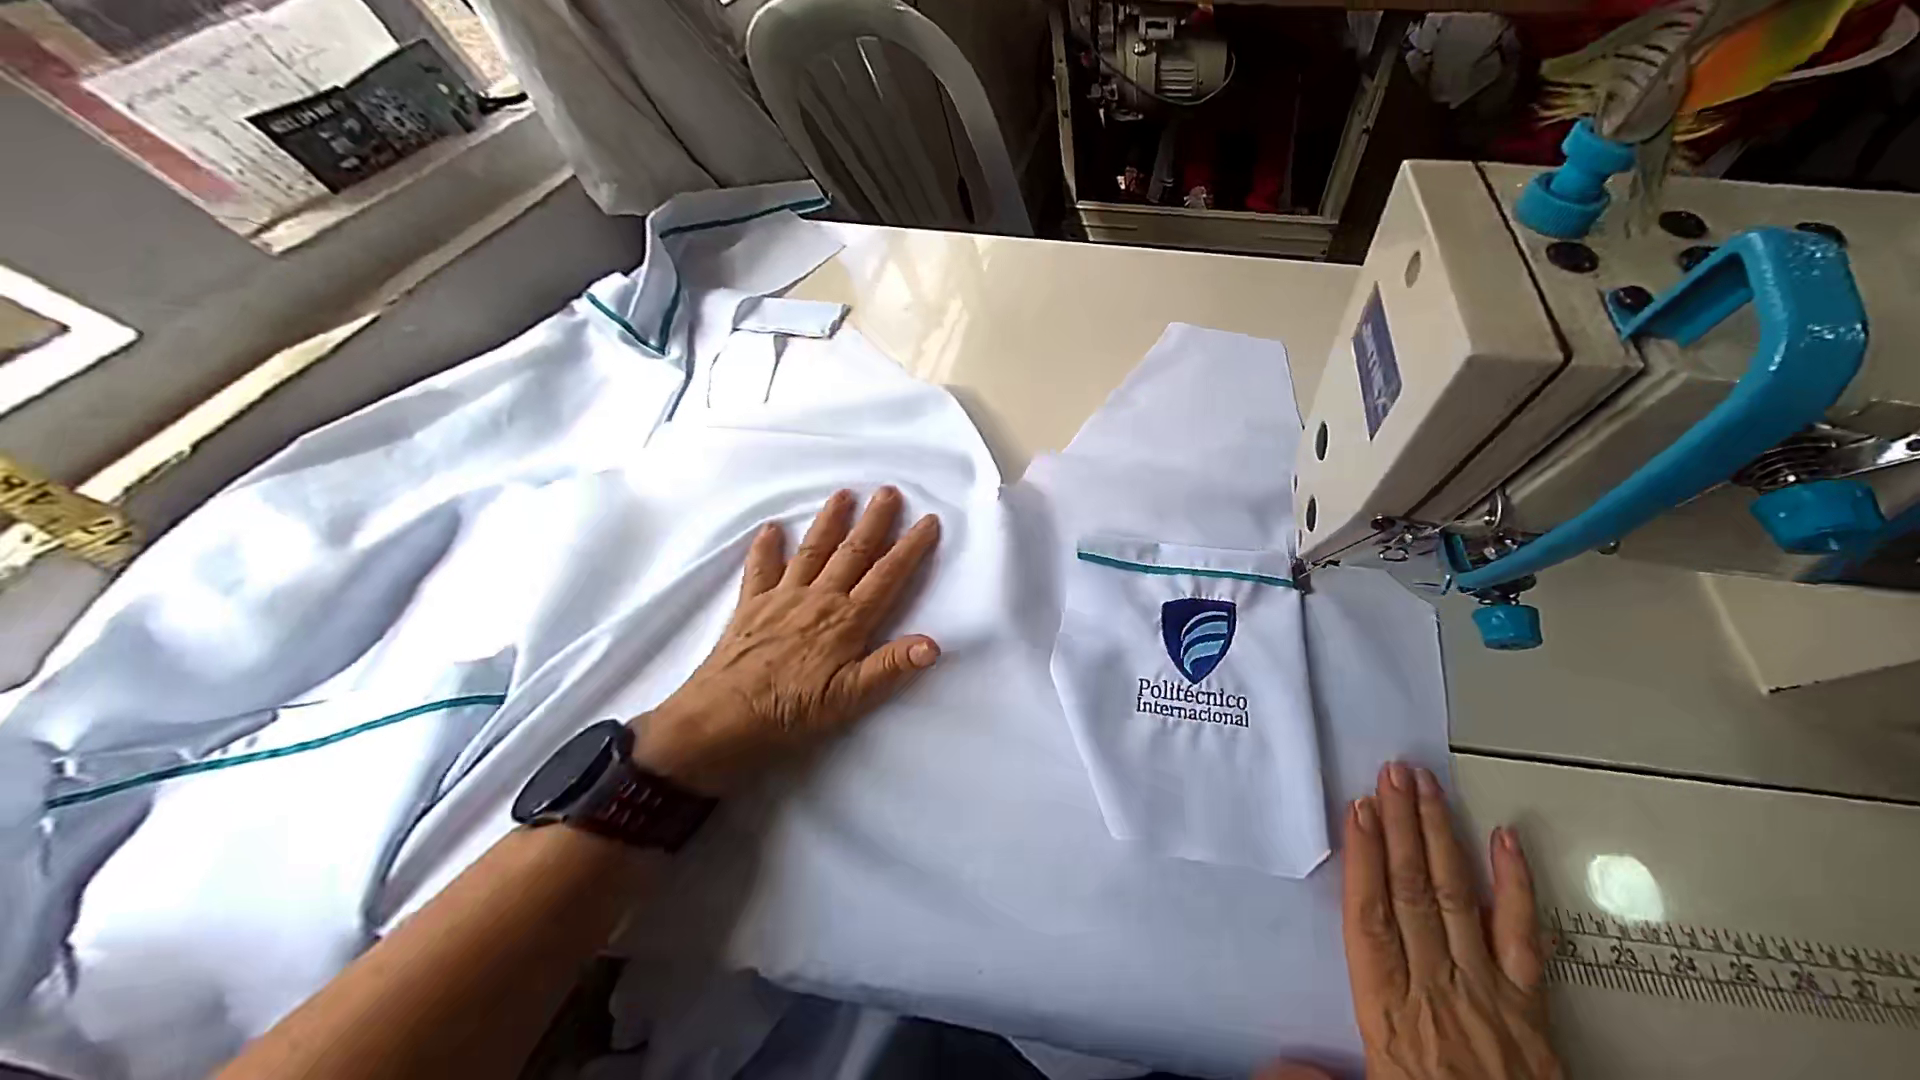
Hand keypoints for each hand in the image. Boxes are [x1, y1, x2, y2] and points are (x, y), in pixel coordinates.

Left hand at [632, 487, 940, 794]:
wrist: (722, 718)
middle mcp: (818, 599)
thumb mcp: (849, 699)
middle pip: (853, 552)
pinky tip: (770, 529)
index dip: (911, 548)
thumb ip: (890, 668)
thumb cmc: (791, 712)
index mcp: (846, 620)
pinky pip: (760, 569)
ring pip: (813, 550)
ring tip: (843, 494)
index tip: (928, 520)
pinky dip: (766, 548)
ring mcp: (782, 598)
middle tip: (889, 491)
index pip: (887, 576)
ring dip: (830, 521)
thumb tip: (932, 644)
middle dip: (874, 521)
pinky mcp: (751, 606)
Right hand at [1341, 763, 1560, 1079]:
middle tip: (1391, 776)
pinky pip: (1525, 937)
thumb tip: (1261, 1064)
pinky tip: (1505, 840)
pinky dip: (1517, 886)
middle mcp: (1437, 987)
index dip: (1364, 858)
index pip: (1371, 916)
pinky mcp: (1531, 1004)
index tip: (1358, 810)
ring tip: (1425, 788)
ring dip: (1440, 836)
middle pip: (1413, 892)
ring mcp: (1488, 990)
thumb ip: (1312, 1077)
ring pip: (1459, 898)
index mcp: (1389, 1007)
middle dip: (1399, 827)